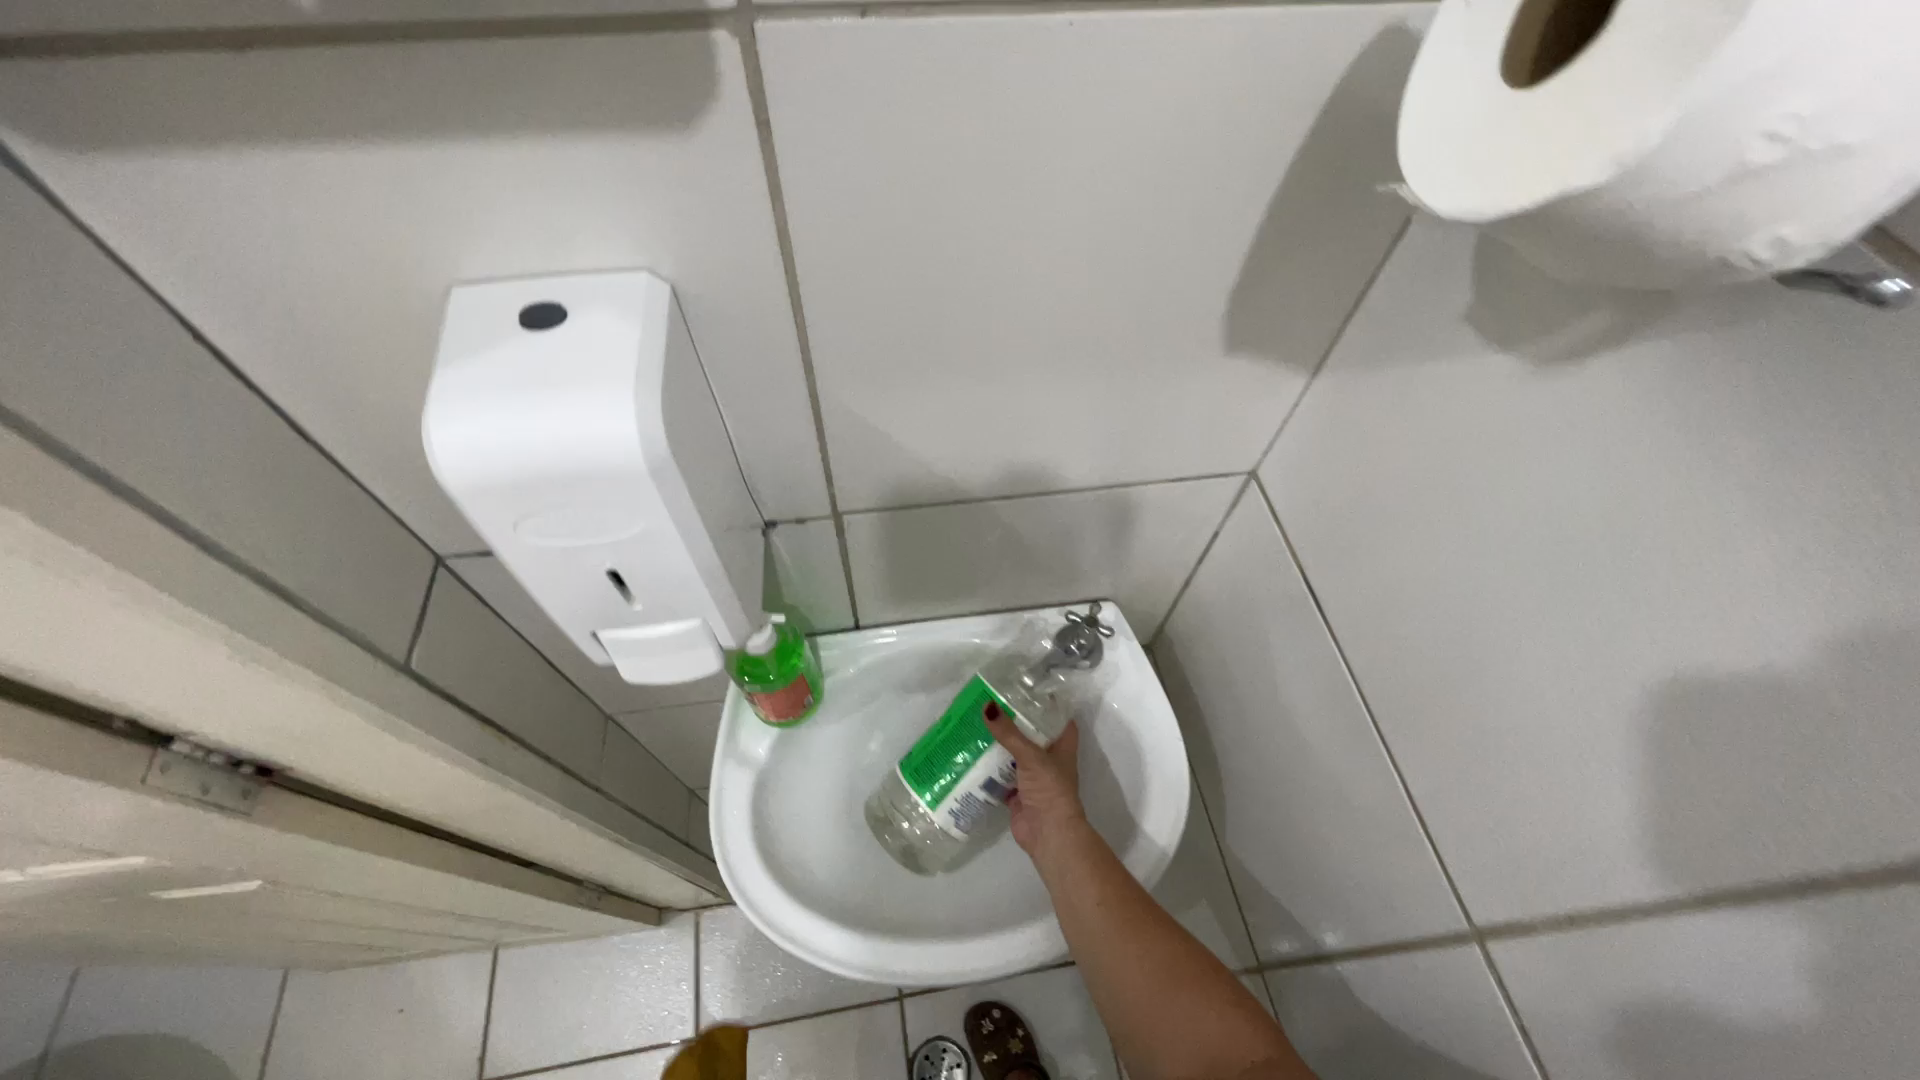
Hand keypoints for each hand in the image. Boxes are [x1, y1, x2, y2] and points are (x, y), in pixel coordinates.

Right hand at [983, 705, 1086, 856]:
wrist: (1048, 833)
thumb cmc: (1050, 789)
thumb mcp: (1030, 756)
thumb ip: (1009, 733)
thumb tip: (987, 706)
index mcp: (1063, 744)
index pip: (1058, 716)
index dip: (1046, 701)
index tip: (1025, 687)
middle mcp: (1049, 757)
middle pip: (1031, 733)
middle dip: (1014, 720)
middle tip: (991, 701)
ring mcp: (1032, 775)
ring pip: (1014, 753)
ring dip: (999, 743)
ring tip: (976, 721)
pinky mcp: (1016, 791)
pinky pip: (1000, 774)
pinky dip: (988, 766)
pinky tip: (971, 752)